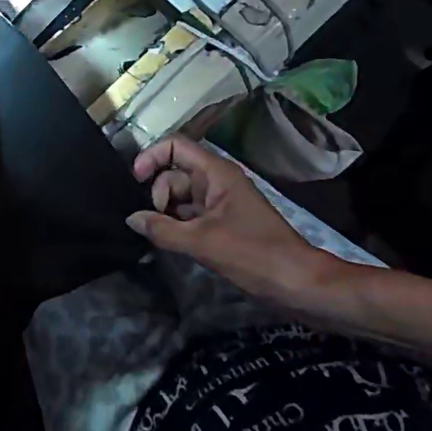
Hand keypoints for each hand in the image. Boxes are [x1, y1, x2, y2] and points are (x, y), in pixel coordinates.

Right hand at [127, 135, 349, 310]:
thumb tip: (131, 218)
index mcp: (216, 173)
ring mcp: (220, 203)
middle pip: (174, 173)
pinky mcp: (223, 224)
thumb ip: (162, 229)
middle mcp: (217, 181)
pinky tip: (170, 242)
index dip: (151, 157)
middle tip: (156, 222)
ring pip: (181, 197)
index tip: (135, 180)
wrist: (300, 284)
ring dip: (167, 212)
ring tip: (159, 236)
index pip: (175, 146)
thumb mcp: (202, 242)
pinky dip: (178, 225)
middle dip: (158, 193)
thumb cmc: (254, 254)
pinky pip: (191, 215)